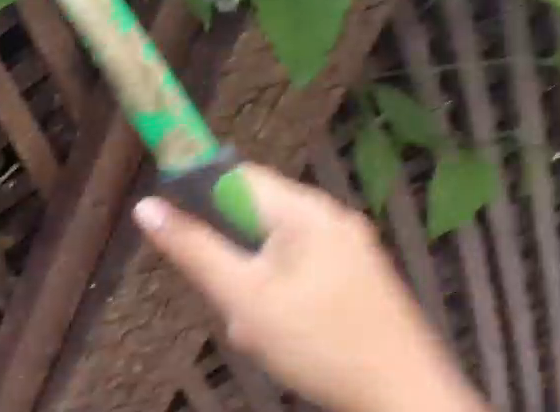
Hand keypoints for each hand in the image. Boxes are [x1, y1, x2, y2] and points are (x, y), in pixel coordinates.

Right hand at [134, 165, 487, 411]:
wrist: (414, 411)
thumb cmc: (324, 346)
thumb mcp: (243, 297)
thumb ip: (191, 246)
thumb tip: (144, 205)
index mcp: (305, 211)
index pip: (230, 172)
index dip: (195, 191)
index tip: (179, 226)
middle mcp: (331, 218)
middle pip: (247, 209)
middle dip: (226, 248)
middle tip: (223, 290)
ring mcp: (351, 248)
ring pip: (269, 242)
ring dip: (248, 274)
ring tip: (253, 320)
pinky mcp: (360, 278)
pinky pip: (296, 263)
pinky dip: (276, 287)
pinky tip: (280, 328)